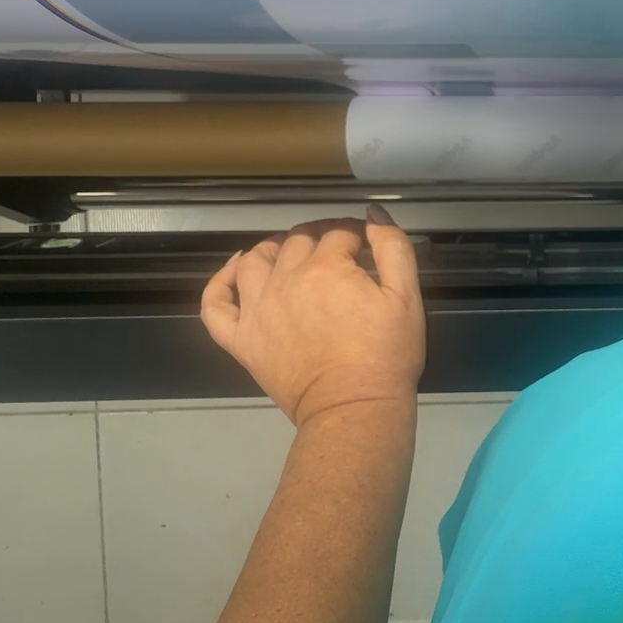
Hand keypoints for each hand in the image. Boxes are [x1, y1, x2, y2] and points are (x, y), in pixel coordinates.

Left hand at [200, 206, 424, 425]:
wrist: (354, 407)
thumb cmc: (387, 354)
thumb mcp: (407, 296)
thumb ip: (393, 247)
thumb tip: (373, 215)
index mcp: (327, 268)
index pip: (339, 233)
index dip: (356, 234)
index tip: (369, 245)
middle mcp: (285, 280)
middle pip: (297, 241)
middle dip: (320, 237)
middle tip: (340, 251)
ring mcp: (257, 310)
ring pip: (254, 260)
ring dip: (272, 248)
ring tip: (290, 253)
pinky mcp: (240, 340)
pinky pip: (215, 303)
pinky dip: (220, 280)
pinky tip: (235, 268)